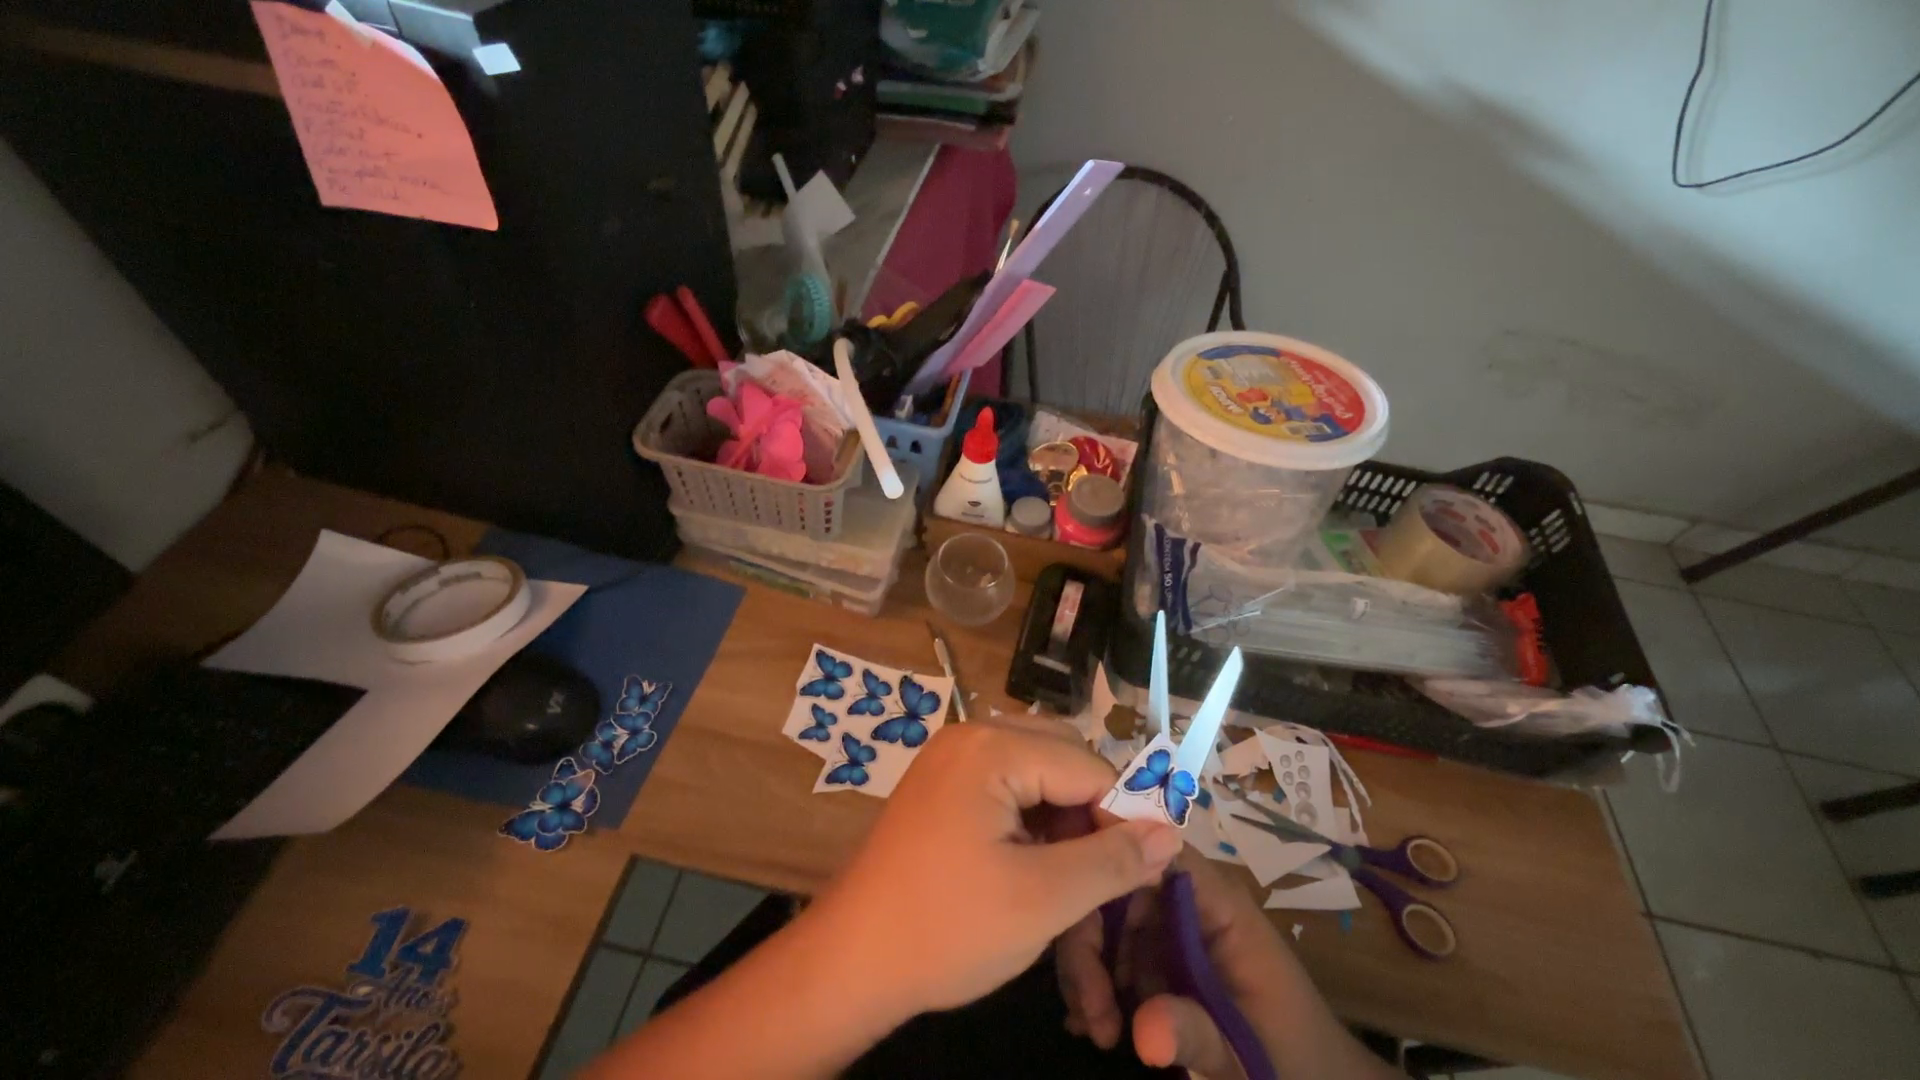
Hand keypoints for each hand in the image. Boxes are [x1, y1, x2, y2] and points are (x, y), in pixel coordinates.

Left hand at [808, 720, 1183, 1016]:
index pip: (1088, 765)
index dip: (1127, 814)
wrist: (851, 963)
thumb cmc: (947, 929)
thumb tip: (1173, 832)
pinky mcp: (941, 788)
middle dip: (1094, 809)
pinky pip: (1007, 787)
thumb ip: (1113, 860)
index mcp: (991, 748)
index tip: (1154, 866)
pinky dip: (1033, 820)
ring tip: (1075, 873)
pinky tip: (1038, 864)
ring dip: (1066, 815)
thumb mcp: (1042, 899)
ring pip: (1038, 772)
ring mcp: (950, 760)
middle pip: (1063, 756)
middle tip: (1109, 870)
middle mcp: (969, 737)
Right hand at [1056, 850, 1322, 1079]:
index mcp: (1218, 905)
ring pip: (1108, 923)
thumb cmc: (1294, 1059)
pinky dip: (1098, 986)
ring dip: (1090, 971)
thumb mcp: (1246, 1053)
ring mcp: (1173, 931)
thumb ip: (1196, 1034)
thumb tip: (1140, 1030)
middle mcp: (1190, 905)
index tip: (1061, 890)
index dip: (1106, 857)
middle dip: (1090, 942)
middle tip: (1088, 1013)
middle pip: (1119, 890)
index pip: (1155, 853)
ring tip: (1093, 1030)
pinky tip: (1093, 1025)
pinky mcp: (1162, 959)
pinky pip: (1116, 954)